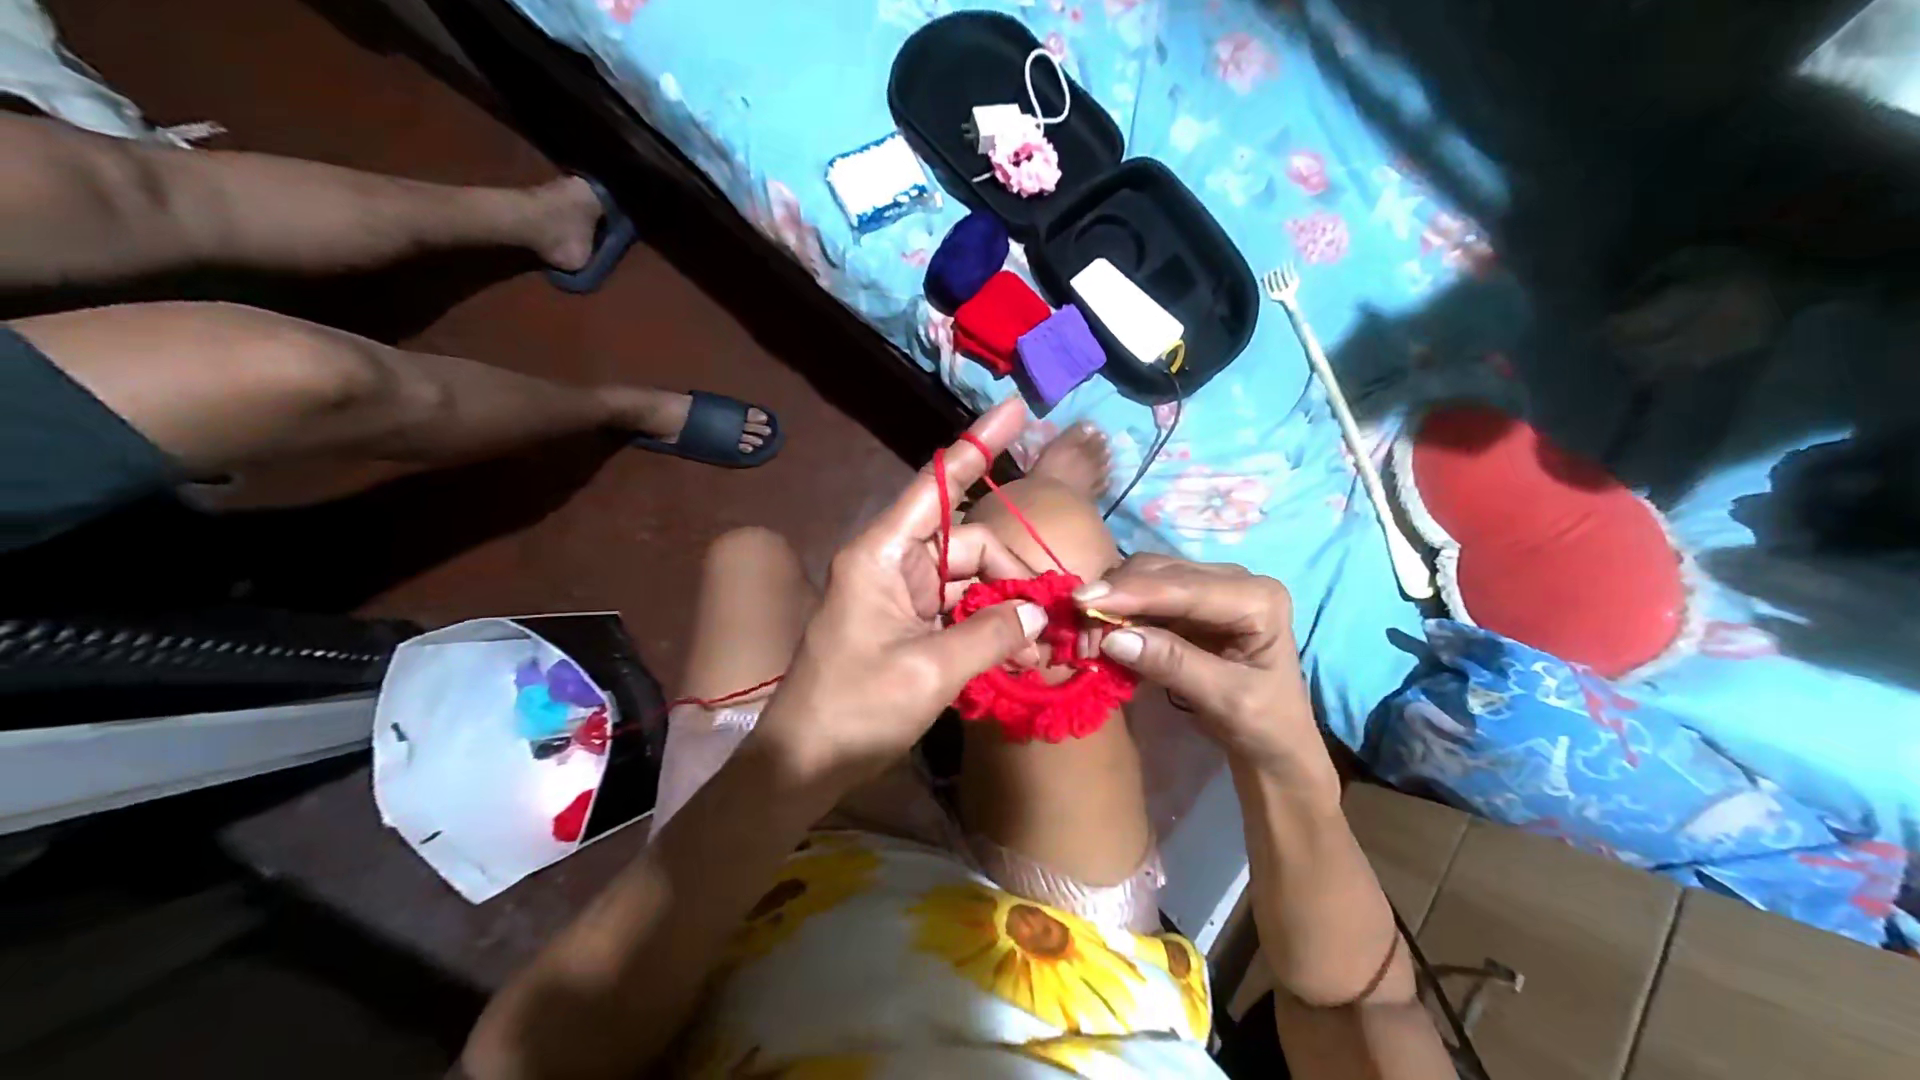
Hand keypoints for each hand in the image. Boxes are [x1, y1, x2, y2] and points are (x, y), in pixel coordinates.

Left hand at [747, 400, 1048, 796]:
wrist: (805, 763)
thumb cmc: (854, 711)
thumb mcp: (929, 673)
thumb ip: (992, 634)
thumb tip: (1040, 610)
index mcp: (882, 556)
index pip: (935, 486)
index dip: (976, 445)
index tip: (1015, 408)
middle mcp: (893, 564)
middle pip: (968, 544)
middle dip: (1014, 574)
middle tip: (1054, 617)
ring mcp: (902, 595)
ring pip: (971, 579)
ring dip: (1007, 607)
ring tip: (1041, 647)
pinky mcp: (910, 625)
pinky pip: (961, 609)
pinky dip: (991, 626)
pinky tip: (1020, 652)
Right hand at [1074, 556, 1332, 786]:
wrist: (1273, 743)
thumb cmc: (1262, 725)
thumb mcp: (1225, 700)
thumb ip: (1173, 663)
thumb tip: (1113, 637)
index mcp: (1257, 598)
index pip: (1183, 587)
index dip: (1131, 592)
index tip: (1082, 602)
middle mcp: (1234, 580)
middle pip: (1158, 572)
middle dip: (1114, 597)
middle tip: (1078, 631)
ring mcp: (1209, 587)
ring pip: (1144, 577)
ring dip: (1110, 602)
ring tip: (1086, 636)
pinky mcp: (1187, 602)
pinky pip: (1142, 595)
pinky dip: (1116, 611)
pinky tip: (1099, 631)